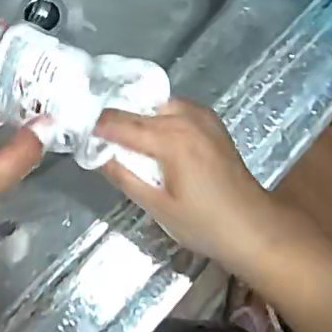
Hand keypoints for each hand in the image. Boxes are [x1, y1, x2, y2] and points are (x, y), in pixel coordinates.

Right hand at [92, 100, 290, 268]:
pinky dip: (160, 117)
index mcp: (171, 137)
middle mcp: (186, 117)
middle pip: (140, 110)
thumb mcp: (157, 206)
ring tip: (121, 137)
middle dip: (117, 120)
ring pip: (158, 106)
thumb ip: (125, 175)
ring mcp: (202, 116)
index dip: (97, 126)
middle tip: (95, 134)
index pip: (121, 123)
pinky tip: (152, 138)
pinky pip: (177, 110)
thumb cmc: (204, 223)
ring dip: (139, 117)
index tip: (78, 130)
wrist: (252, 226)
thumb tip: (97, 155)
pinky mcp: (212, 122)